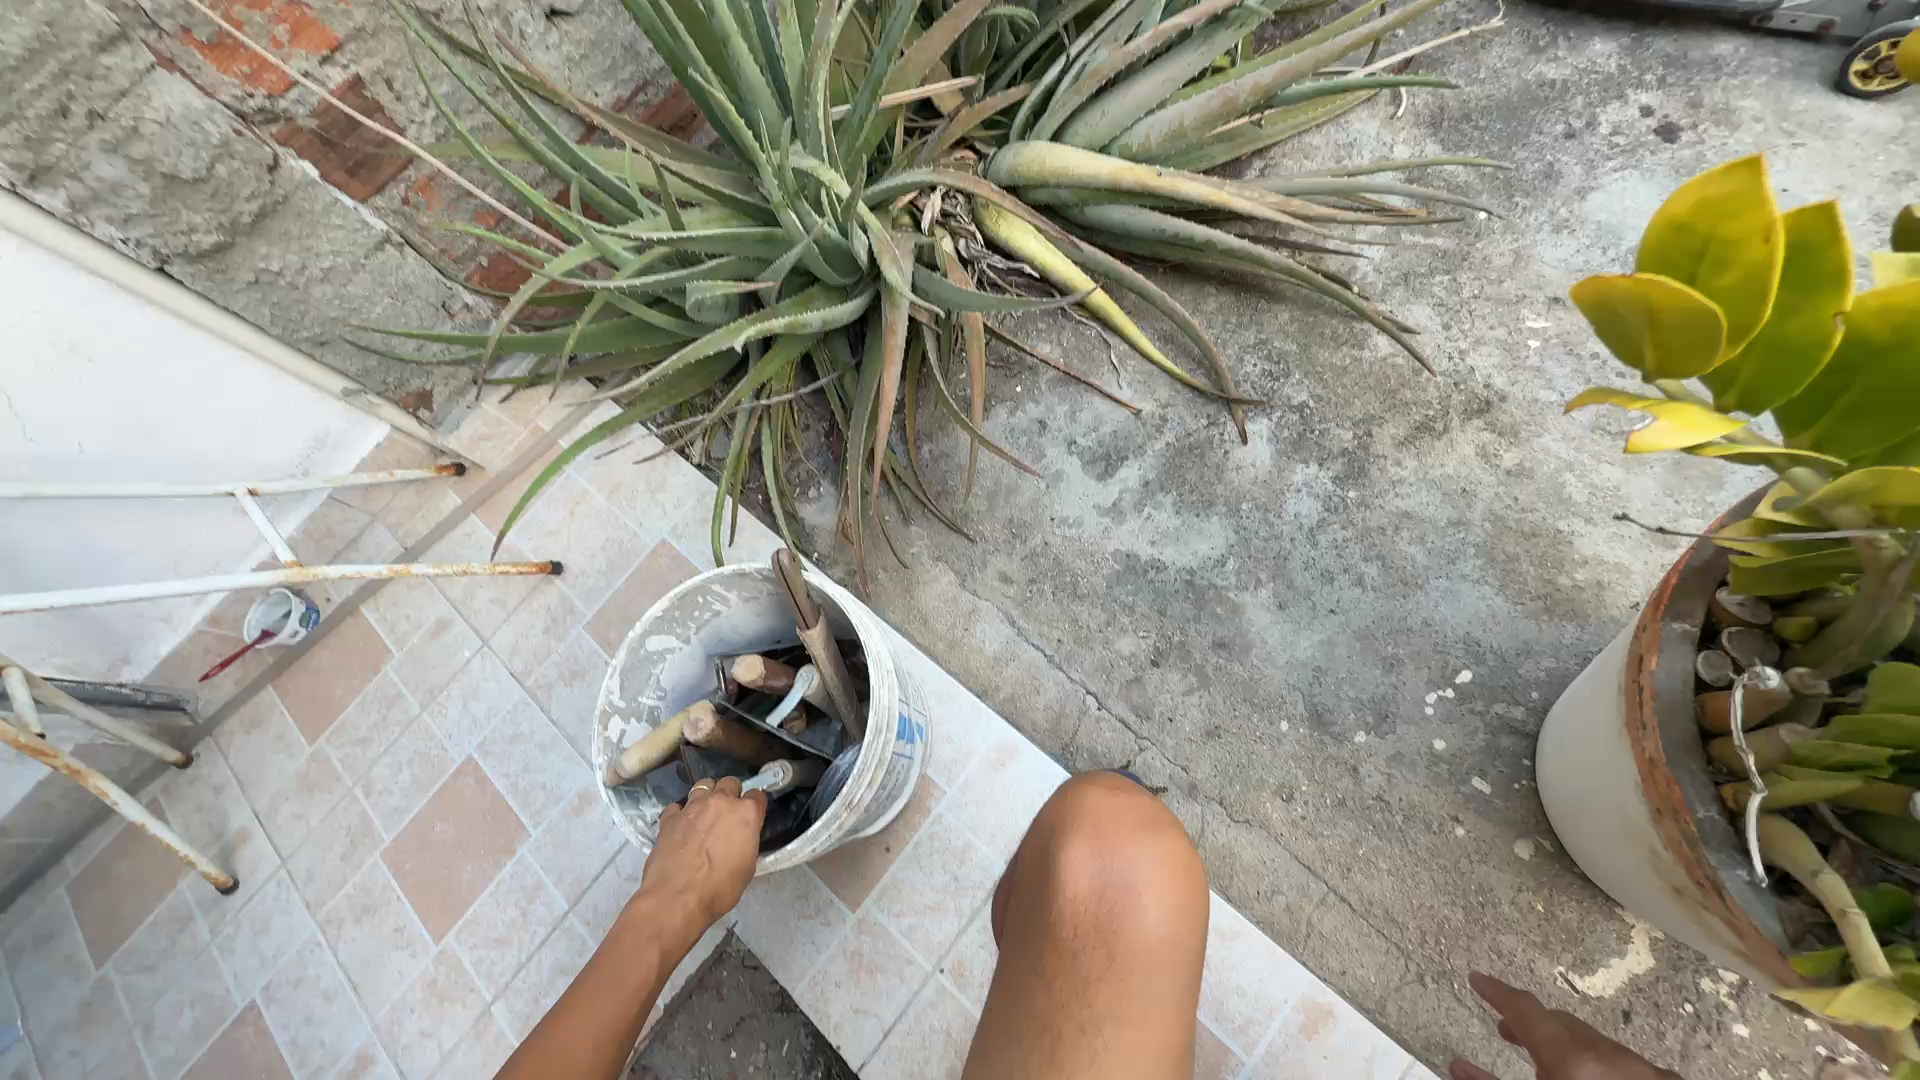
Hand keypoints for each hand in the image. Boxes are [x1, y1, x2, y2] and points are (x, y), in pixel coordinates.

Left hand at [638, 775, 766, 930]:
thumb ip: (747, 840)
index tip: (752, 814)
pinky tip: (681, 826)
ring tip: (704, 812)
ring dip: (707, 795)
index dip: (755, 804)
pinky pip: (677, 806)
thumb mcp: (747, 866)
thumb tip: (742, 835)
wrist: (676, 900)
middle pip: (730, 782)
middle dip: (731, 793)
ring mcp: (693, 806)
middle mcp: (721, 802)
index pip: (757, 795)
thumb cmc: (719, 889)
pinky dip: (681, 813)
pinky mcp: (670, 817)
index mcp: (746, 813)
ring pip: (703, 785)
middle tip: (728, 812)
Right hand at [1452, 972, 1681, 1079]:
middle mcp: (1610, 1056)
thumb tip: (1456, 1066)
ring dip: (1569, 1050)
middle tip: (1507, 1033)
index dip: (1496, 992)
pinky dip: (1603, 1070)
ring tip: (1551, 1069)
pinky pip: (1629, 1068)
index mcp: (1572, 1058)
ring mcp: (1648, 1073)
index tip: (1476, 979)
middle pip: (1562, 1025)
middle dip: (1531, 1026)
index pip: (1524, 1008)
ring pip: (1598, 1048)